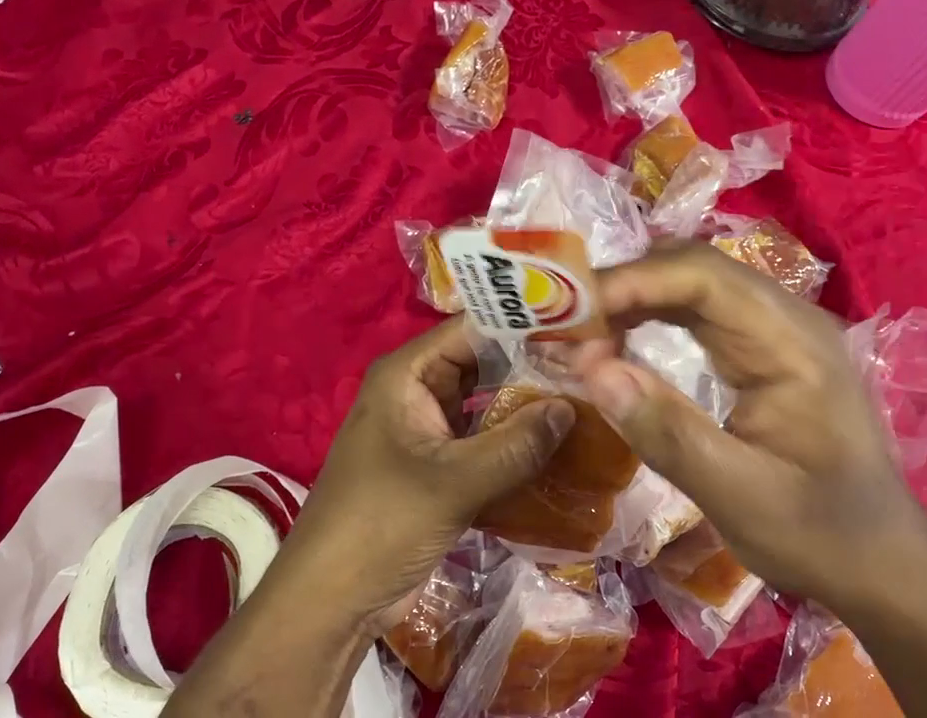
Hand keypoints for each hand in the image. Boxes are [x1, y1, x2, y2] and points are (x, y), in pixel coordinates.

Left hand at [284, 316, 574, 633]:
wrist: (331, 600)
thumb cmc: (381, 523)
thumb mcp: (453, 482)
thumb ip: (515, 444)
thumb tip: (572, 407)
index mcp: (407, 373)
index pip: (473, 329)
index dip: (524, 326)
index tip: (580, 330)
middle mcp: (417, 390)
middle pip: (484, 363)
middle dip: (534, 368)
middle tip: (595, 369)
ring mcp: (427, 429)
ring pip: (486, 404)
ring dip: (528, 408)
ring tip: (589, 401)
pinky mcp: (437, 466)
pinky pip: (483, 441)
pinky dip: (515, 443)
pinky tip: (562, 446)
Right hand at [566, 243, 925, 606]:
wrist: (881, 562)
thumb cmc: (819, 533)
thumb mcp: (739, 497)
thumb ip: (666, 432)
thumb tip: (591, 370)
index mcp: (792, 343)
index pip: (703, 278)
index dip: (633, 281)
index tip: (573, 313)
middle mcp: (785, 318)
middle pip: (693, 268)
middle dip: (625, 285)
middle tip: (564, 323)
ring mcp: (774, 330)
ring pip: (691, 283)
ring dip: (633, 298)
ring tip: (580, 331)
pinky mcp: (761, 348)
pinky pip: (697, 310)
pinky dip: (651, 316)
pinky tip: (618, 340)